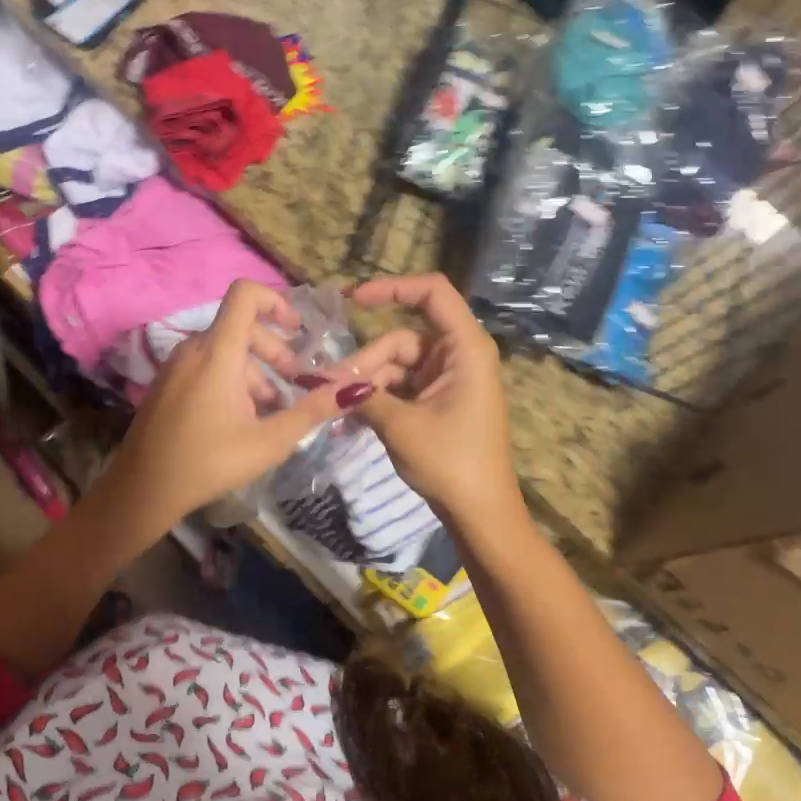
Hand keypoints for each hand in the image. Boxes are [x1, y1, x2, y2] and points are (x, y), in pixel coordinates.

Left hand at [107, 280, 363, 529]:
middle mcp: (193, 349)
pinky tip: (242, 418)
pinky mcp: (166, 384)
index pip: (245, 295)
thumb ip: (312, 411)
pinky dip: (231, 380)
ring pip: (224, 351)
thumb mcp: (269, 441)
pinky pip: (206, 367)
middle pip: (241, 327)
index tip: (298, 331)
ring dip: (255, 372)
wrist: (142, 489)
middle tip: (295, 384)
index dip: (276, 302)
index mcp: (217, 352)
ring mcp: (175, 366)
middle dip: (275, 351)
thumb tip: (357, 388)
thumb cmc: (208, 463)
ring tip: (272, 410)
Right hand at [337, 274, 524, 523]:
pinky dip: (376, 400)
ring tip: (333, 409)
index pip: (432, 293)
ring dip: (365, 385)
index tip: (350, 300)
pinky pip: (400, 389)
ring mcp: (448, 381)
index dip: (392, 288)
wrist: (480, 513)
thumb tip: (320, 381)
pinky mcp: (438, 403)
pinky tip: (348, 418)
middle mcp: (459, 356)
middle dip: (364, 362)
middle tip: (327, 388)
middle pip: (401, 340)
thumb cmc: (450, 462)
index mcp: (465, 348)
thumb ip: (362, 396)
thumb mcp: (400, 426)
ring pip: (395, 367)